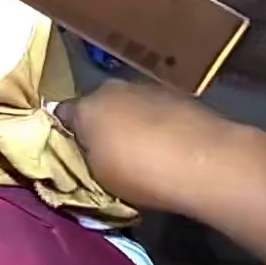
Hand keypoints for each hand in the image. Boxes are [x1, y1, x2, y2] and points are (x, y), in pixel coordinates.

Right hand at [59, 80, 258, 215]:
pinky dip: (154, 123)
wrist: (204, 159)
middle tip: (106, 155)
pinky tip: (166, 146)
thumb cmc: (140, 171)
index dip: (63, 134)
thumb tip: (84, 150)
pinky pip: (153, 109)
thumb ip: (84, 158)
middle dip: (98, 126)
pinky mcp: (175, 93)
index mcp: (85, 106)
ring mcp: (144, 87)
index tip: (70, 153)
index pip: (61, 115)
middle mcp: (111, 88)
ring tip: (141, 152)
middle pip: (95, 106)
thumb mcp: (98, 177)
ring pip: (126, 105)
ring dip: (128, 123)